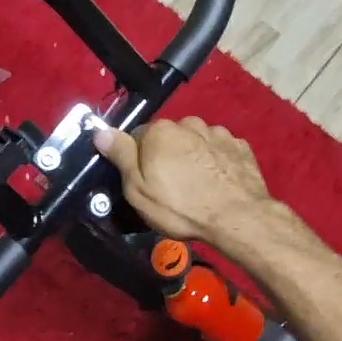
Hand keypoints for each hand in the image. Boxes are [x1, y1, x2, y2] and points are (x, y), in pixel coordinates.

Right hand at [92, 117, 272, 241]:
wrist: (237, 217)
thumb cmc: (180, 206)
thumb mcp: (138, 189)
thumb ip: (121, 155)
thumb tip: (101, 131)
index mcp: (159, 131)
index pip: (138, 136)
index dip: (139, 159)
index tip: (144, 180)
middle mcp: (188, 123)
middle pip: (170, 137)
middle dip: (168, 155)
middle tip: (171, 186)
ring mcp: (218, 133)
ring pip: (197, 141)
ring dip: (194, 156)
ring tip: (198, 185)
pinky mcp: (240, 147)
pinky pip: (220, 150)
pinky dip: (217, 161)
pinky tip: (218, 182)